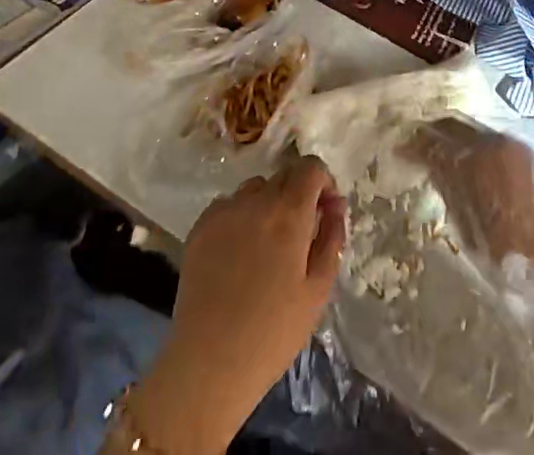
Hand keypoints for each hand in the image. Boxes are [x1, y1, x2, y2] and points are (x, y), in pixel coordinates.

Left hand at [111, 157, 345, 453]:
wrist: (208, 365)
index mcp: (288, 213)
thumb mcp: (318, 287)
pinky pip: (228, 206)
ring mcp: (222, 213)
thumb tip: (335, 204)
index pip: (311, 167)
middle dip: (299, 194)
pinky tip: (241, 251)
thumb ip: (332, 236)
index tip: (326, 211)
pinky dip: (241, 216)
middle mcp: (254, 202)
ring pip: (255, 188)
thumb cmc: (274, 331)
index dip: (324, 183)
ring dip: (269, 203)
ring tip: (269, 242)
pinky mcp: (198, 230)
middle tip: (302, 232)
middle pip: (284, 175)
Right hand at [408, 118, 533, 304]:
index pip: (437, 143)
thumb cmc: (524, 255)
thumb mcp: (477, 234)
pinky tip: (470, 154)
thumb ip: (454, 196)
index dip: (416, 144)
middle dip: (434, 130)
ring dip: (456, 132)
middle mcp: (498, 143)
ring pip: (476, 128)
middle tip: (416, 139)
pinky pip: (494, 134)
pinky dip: (476, 139)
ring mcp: (518, 142)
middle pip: (457, 125)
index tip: (400, 147)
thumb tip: (434, 170)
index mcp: (480, 163)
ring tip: (439, 146)